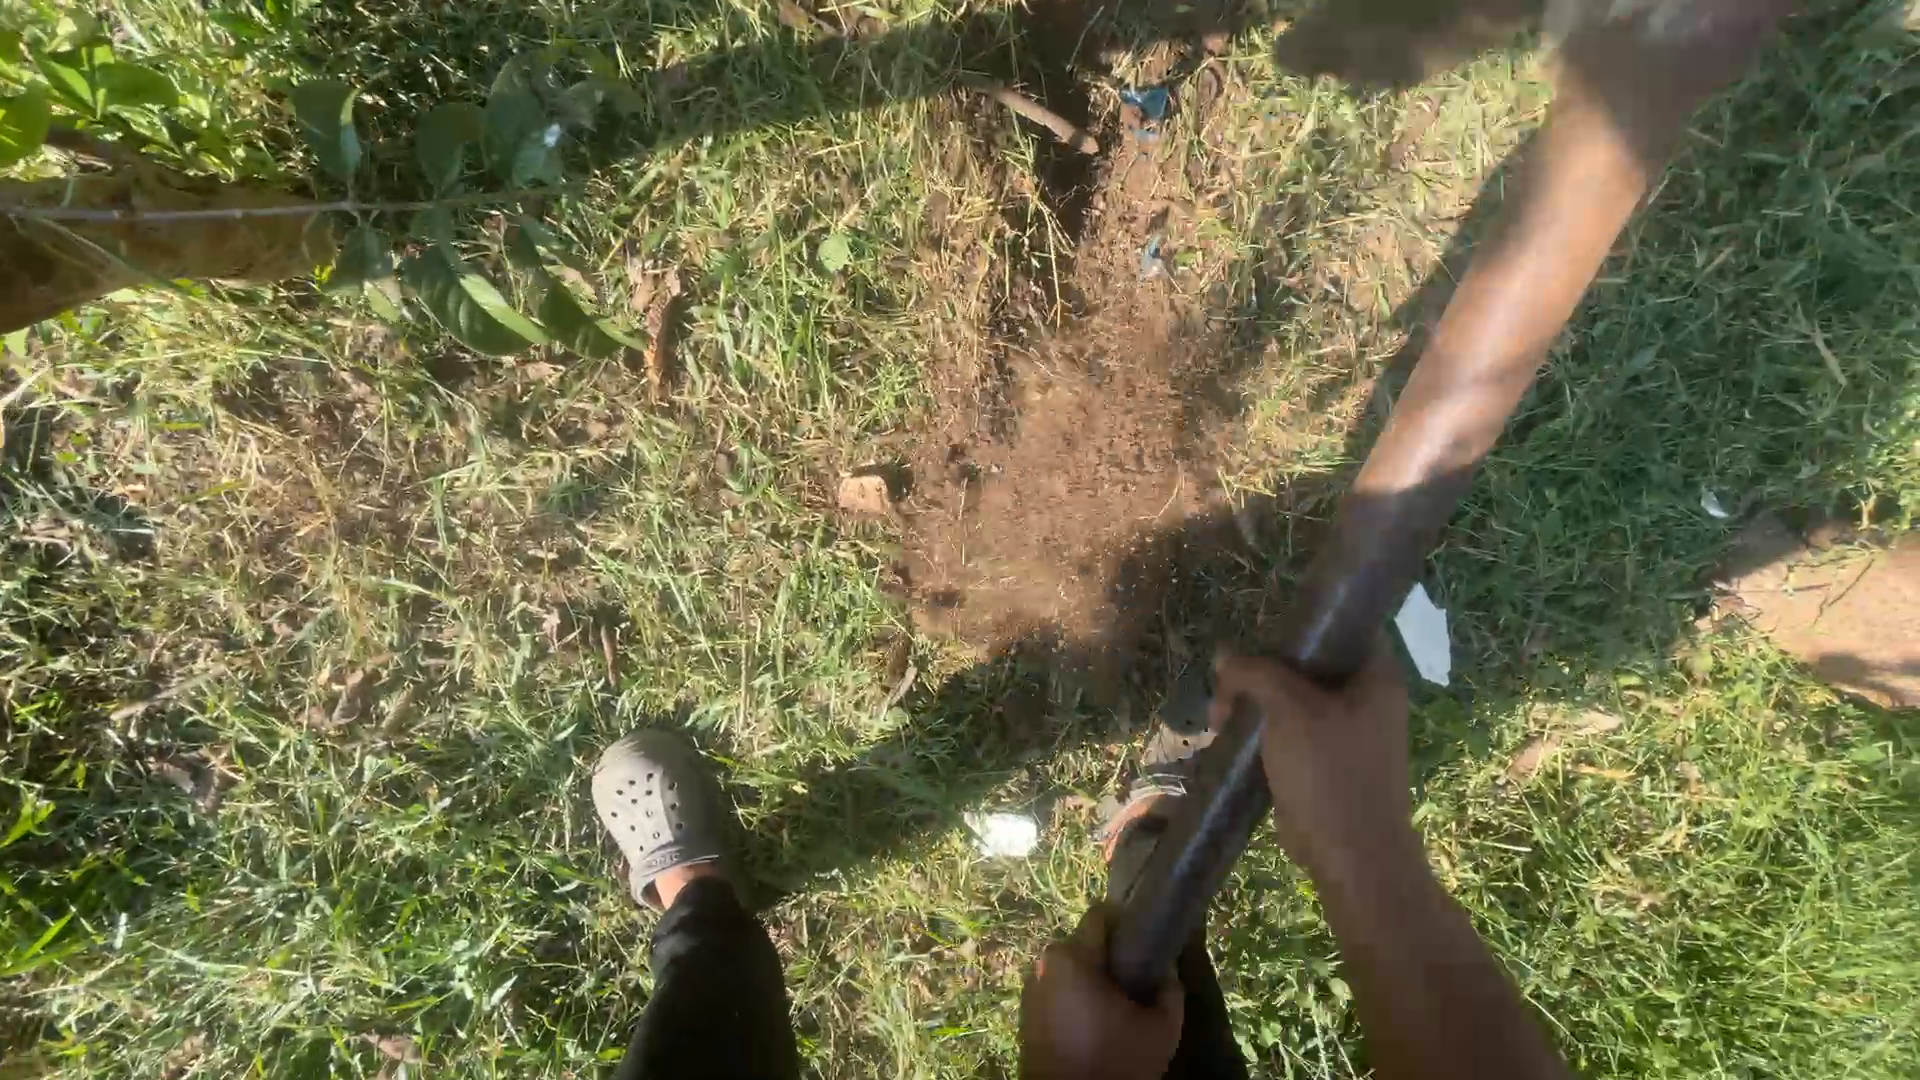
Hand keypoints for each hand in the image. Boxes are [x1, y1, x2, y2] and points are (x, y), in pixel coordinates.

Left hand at [1018, 905, 1183, 1079]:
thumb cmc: (1113, 1064)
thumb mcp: (1160, 1032)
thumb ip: (1170, 992)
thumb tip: (1166, 970)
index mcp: (1073, 955)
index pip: (1100, 915)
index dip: (1125, 922)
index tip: (1144, 941)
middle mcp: (1045, 960)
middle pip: (1084, 943)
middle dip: (1108, 958)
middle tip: (1133, 984)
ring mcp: (1031, 985)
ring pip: (1069, 968)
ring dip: (1089, 980)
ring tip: (1112, 1009)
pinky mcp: (1025, 1010)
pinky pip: (1055, 990)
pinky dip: (1072, 998)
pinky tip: (1091, 1024)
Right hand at [1209, 644, 1417, 882]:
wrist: (1351, 854)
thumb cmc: (1329, 771)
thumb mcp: (1289, 709)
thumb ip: (1256, 672)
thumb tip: (1224, 655)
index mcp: (1376, 676)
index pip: (1342, 627)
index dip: (1301, 624)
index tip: (1260, 633)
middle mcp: (1366, 697)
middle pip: (1306, 662)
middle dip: (1260, 670)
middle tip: (1226, 684)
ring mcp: (1346, 729)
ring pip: (1291, 694)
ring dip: (1253, 699)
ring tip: (1219, 717)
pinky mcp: (1325, 757)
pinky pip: (1288, 725)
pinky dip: (1260, 725)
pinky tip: (1229, 732)